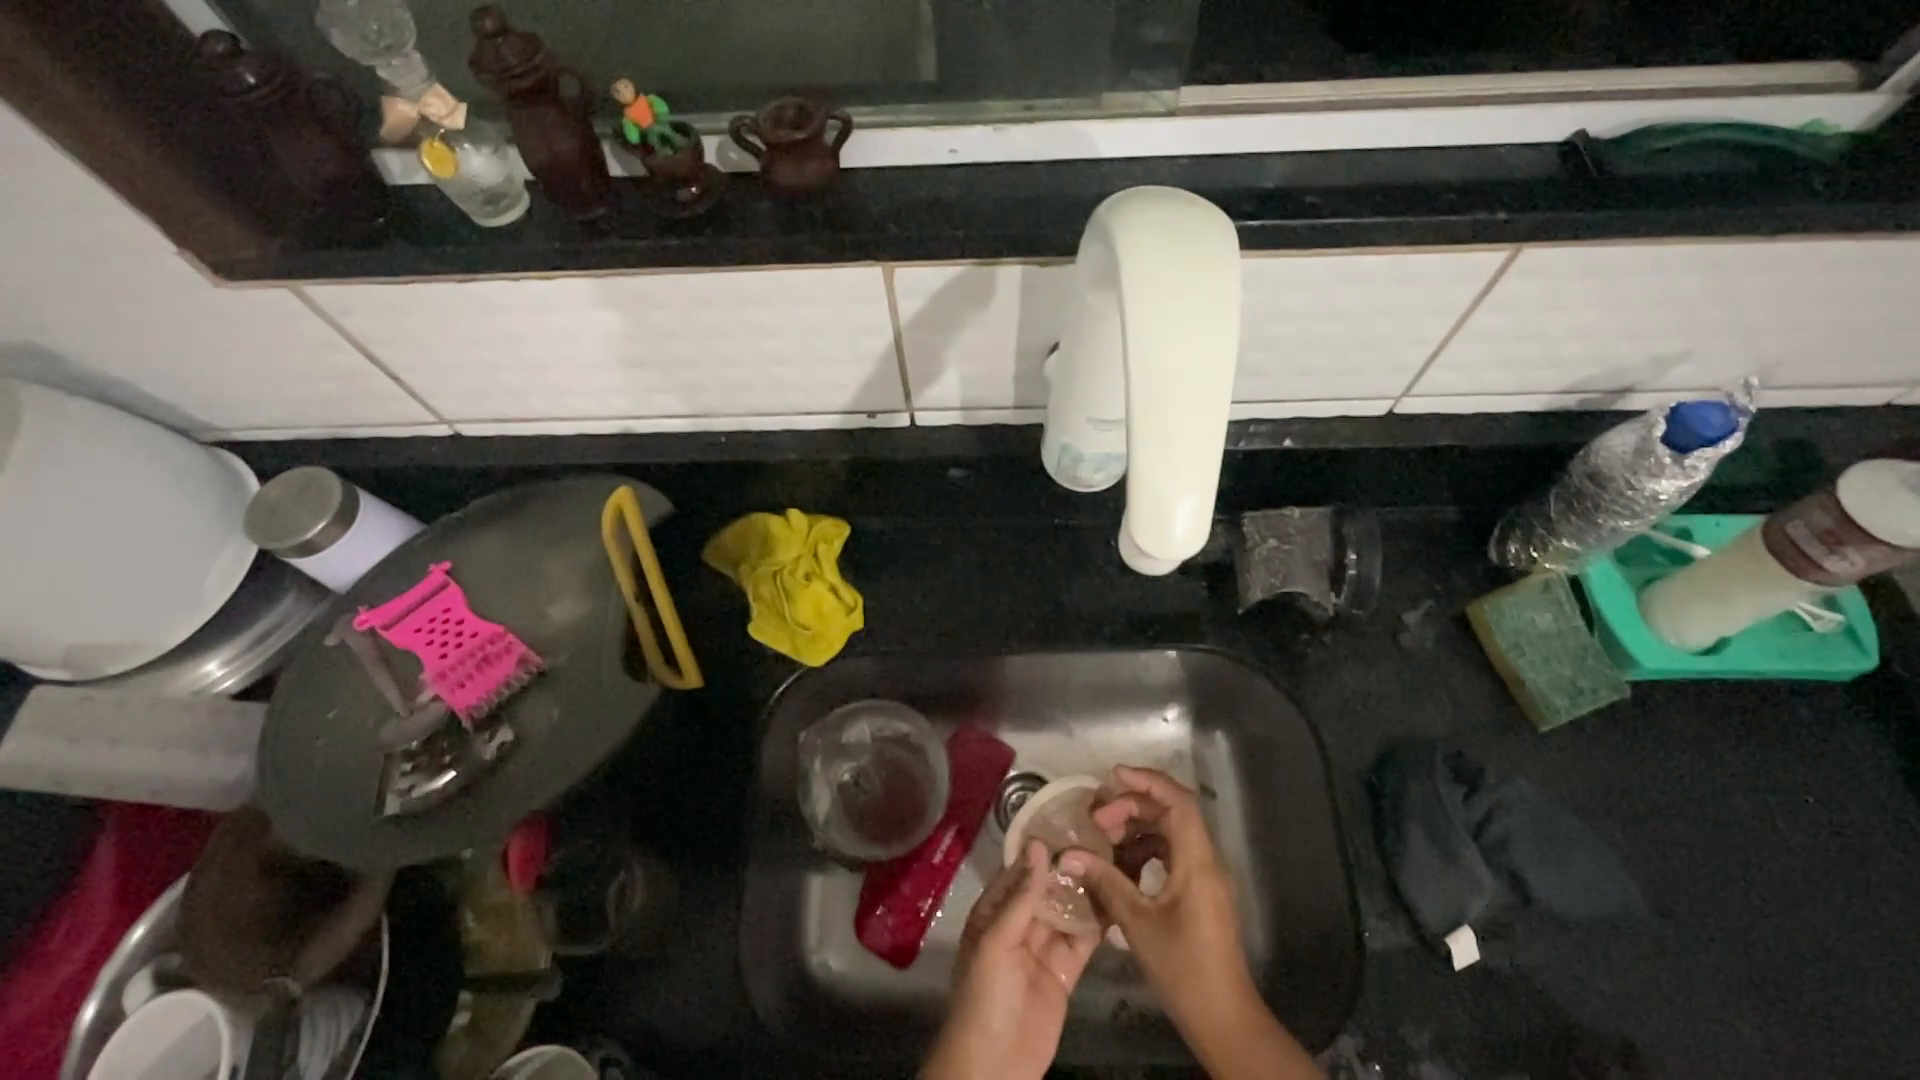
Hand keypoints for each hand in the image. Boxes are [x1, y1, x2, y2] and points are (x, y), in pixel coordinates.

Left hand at [922, 840, 1099, 1079]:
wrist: (995, 1064)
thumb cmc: (985, 997)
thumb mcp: (997, 941)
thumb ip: (1021, 897)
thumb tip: (1039, 846)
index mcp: (993, 912)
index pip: (1020, 872)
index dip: (1042, 849)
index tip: (1072, 821)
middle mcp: (1019, 924)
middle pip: (1047, 890)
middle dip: (1070, 868)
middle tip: (1105, 837)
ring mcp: (1043, 949)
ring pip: (1068, 912)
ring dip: (1088, 891)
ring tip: (1119, 860)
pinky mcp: (1065, 972)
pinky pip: (1082, 940)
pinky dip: (1099, 923)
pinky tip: (1120, 899)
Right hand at [1063, 766, 1256, 1030]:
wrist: (1223, 1016)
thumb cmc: (1183, 968)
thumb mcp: (1137, 923)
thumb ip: (1105, 882)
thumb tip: (1070, 855)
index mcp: (1197, 862)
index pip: (1178, 802)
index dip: (1146, 782)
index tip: (1112, 776)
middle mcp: (1206, 862)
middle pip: (1173, 814)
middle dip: (1133, 808)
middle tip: (1097, 821)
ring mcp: (1206, 879)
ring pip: (1172, 835)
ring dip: (1138, 830)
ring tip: (1104, 842)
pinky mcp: (1200, 895)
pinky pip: (1173, 857)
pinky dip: (1146, 853)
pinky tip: (1120, 868)